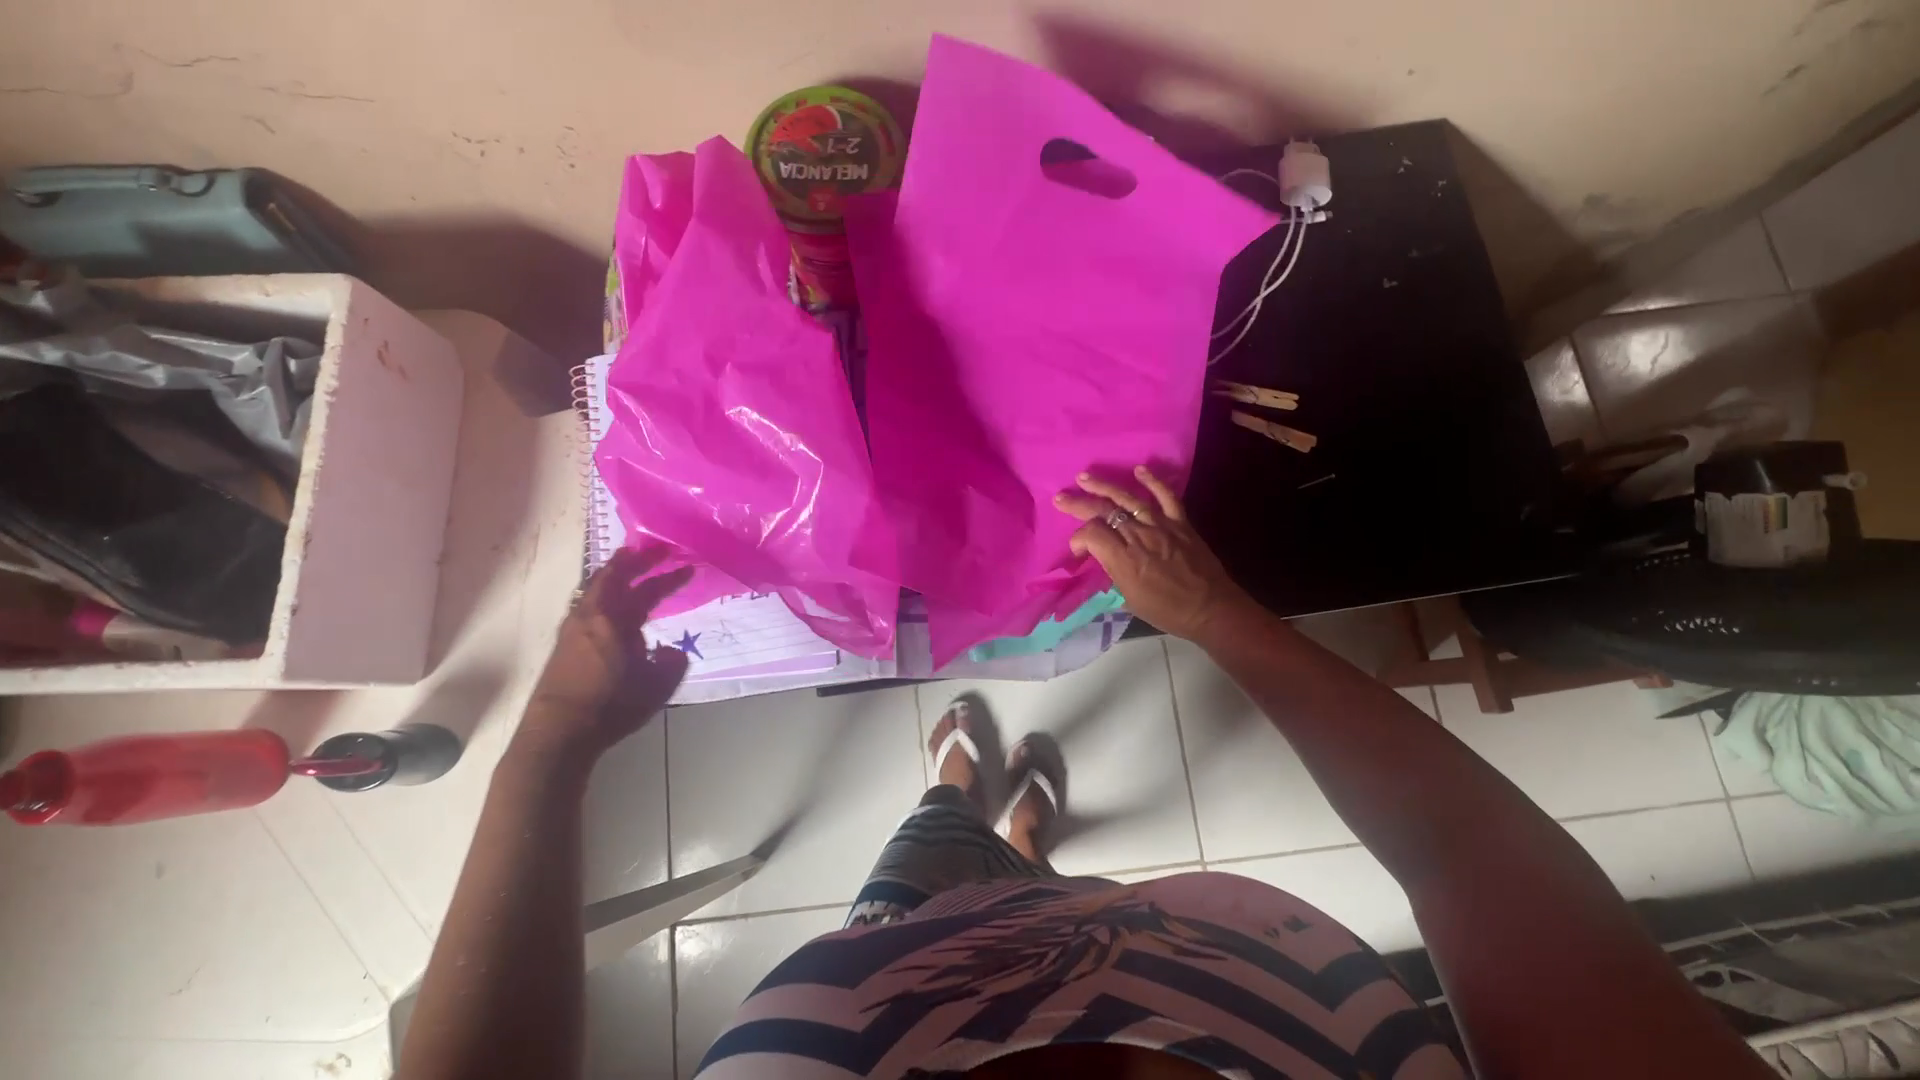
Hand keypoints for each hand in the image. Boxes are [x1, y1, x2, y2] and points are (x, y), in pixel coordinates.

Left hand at [517, 546, 692, 764]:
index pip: (645, 589)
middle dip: (637, 562)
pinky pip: (589, 605)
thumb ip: (672, 663)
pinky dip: (606, 596)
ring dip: (617, 577)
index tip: (686, 566)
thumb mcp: (656, 687)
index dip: (667, 577)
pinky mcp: (565, 644)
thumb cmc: (610, 706)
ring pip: (597, 590)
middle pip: (613, 577)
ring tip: (635, 572)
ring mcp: (573, 628)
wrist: (557, 731)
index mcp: (613, 620)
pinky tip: (616, 609)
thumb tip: (671, 651)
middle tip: (658, 552)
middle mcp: (590, 616)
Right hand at [1054, 465, 1253, 642]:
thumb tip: (1102, 559)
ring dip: (1105, 486)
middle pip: (1104, 511)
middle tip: (1061, 498)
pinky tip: (1139, 470)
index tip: (1078, 551)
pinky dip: (1153, 481)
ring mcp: (1161, 526)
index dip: (1078, 539)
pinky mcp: (1180, 523)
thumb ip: (1113, 574)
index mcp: (1124, 559)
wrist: (1211, 609)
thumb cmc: (1168, 611)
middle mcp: (1139, 536)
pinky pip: (1166, 497)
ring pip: (1128, 499)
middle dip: (1079, 504)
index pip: (1092, 534)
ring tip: (1085, 477)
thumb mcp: (1130, 600)